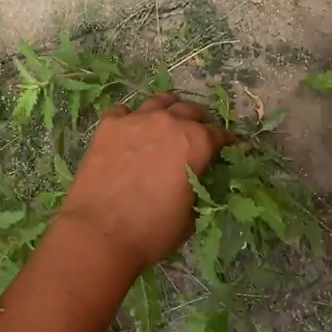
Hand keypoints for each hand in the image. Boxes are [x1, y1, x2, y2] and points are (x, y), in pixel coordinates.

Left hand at [56, 93, 234, 274]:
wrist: (102, 231)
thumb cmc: (153, 230)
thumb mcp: (190, 215)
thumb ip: (196, 186)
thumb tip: (192, 179)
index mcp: (195, 143)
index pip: (219, 134)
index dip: (227, 140)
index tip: (230, 144)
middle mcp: (168, 122)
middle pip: (189, 110)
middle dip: (198, 119)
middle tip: (199, 129)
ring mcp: (136, 119)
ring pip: (159, 101)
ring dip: (168, 108)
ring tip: (168, 117)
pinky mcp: (109, 124)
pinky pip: (124, 111)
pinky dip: (131, 117)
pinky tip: (130, 128)